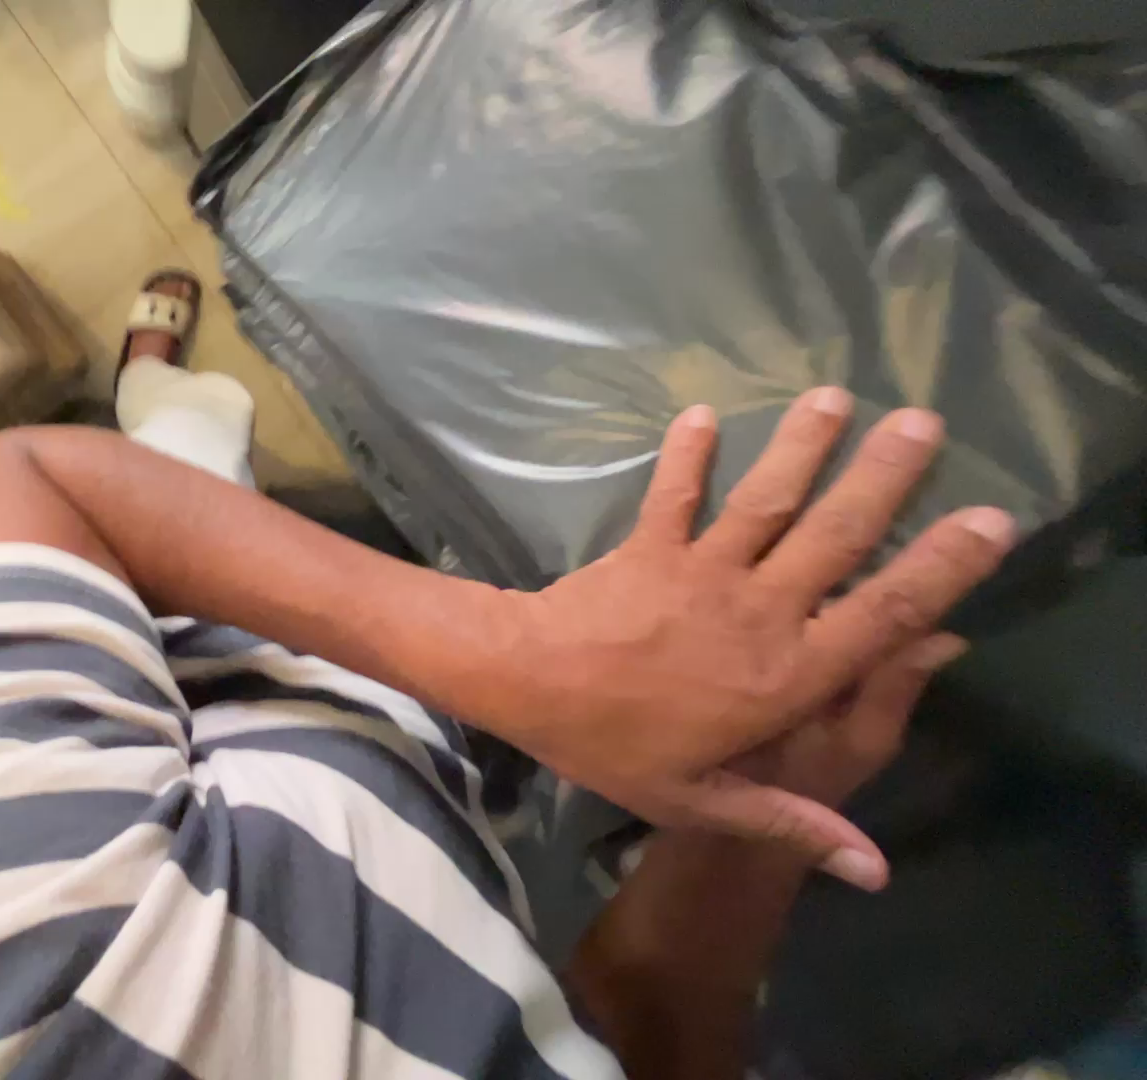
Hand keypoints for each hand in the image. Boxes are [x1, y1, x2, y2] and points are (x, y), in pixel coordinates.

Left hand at [489, 389, 1013, 889]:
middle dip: (883, 477)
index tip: (989, 517)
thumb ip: (785, 823)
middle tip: (925, 423)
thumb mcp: (694, 799)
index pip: (886, 615)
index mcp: (785, 673)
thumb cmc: (607, 742)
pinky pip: (671, 494)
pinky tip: (697, 413)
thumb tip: (874, 870)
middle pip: (837, 536)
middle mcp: (757, 609)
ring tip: (833, 397)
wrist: (526, 683)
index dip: (942, 567)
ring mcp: (699, 569)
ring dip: (800, 447)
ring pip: (766, 501)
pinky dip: (685, 454)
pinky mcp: (644, 547)